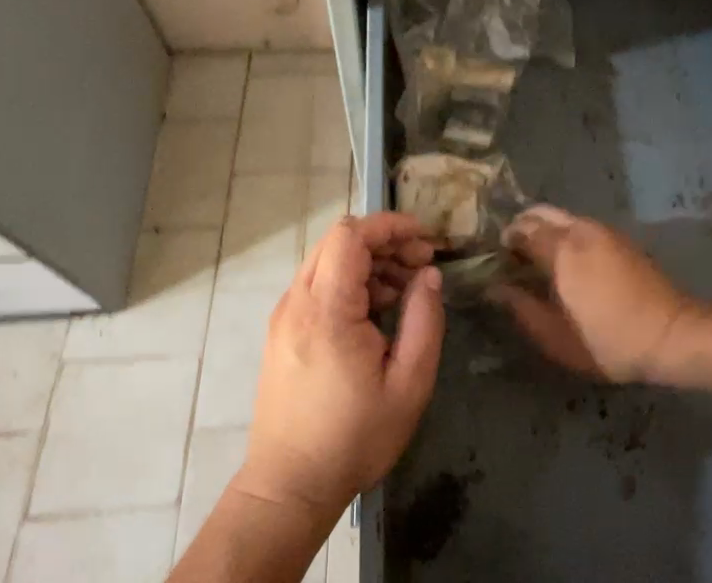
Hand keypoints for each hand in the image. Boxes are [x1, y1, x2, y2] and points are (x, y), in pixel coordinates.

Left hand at [235, 213, 443, 517]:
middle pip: (338, 241)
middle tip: (422, 266)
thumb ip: (424, 320)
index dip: (391, 226)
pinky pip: (317, 286)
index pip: (351, 235)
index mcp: (326, 310)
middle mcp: (296, 303)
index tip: (426, 241)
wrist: (289, 486)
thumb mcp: (409, 383)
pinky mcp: (281, 333)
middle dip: (384, 241)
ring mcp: (284, 317)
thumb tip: (429, 275)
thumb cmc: (354, 438)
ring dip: (368, 263)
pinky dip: (349, 283)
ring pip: (326, 261)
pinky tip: (377, 313)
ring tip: (406, 292)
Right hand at [495, 205, 695, 382]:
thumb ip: (522, 308)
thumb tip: (495, 289)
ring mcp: (604, 231)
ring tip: (537, 262)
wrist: (671, 334)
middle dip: (521, 228)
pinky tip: (566, 263)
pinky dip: (565, 234)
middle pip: (540, 213)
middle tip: (512, 258)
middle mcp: (581, 230)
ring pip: (563, 217)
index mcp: (561, 249)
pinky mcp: (621, 239)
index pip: (520, 230)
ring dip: (544, 230)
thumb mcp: (556, 337)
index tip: (493, 262)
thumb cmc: (608, 341)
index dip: (503, 243)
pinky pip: (582, 226)